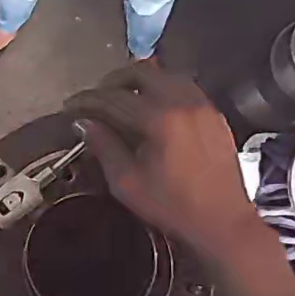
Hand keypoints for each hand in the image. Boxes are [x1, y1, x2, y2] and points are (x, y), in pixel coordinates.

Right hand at [65, 65, 263, 258]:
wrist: (224, 223)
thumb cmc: (173, 207)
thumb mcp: (127, 183)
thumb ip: (105, 147)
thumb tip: (86, 124)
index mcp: (160, 120)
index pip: (114, 98)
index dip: (87, 101)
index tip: (71, 107)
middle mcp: (184, 103)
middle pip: (141, 72)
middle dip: (112, 81)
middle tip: (96, 97)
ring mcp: (203, 106)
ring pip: (165, 74)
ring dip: (139, 81)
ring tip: (122, 98)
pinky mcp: (214, 115)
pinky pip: (184, 87)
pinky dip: (162, 88)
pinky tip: (152, 106)